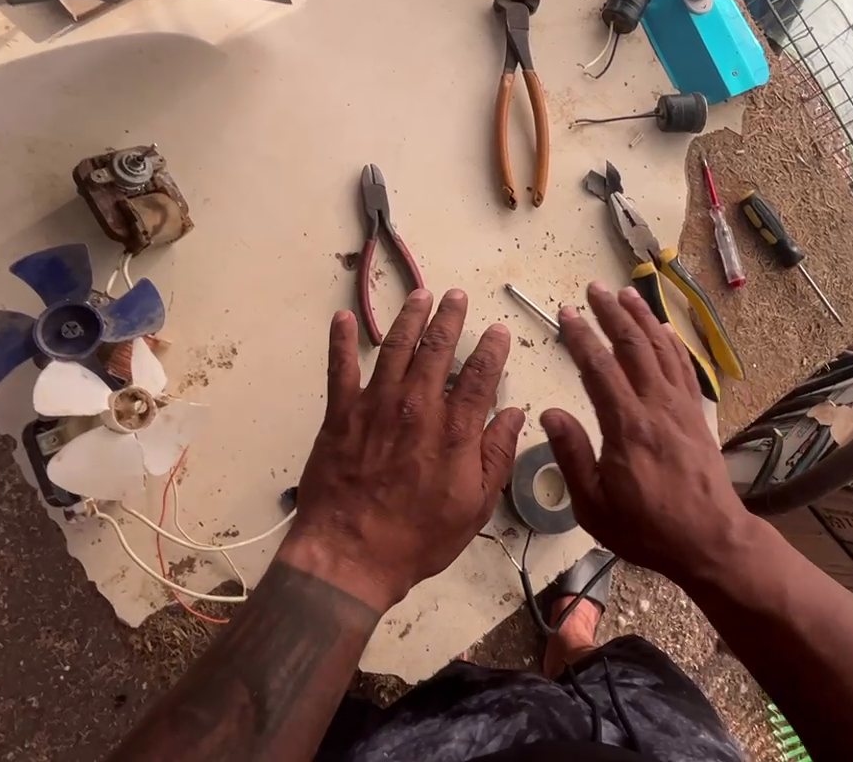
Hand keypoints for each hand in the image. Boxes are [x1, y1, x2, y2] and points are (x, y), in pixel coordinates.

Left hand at [279, 289, 524, 612]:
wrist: (350, 557)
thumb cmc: (418, 537)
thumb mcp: (476, 505)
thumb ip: (497, 455)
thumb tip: (513, 414)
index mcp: (454, 429)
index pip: (481, 373)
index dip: (492, 347)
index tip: (498, 330)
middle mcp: (416, 406)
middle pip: (437, 348)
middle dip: (450, 317)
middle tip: (456, 296)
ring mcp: (375, 405)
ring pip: (395, 347)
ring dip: (409, 317)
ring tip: (419, 295)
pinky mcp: (340, 414)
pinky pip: (339, 369)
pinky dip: (340, 341)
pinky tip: (342, 318)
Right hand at [542, 282, 767, 587]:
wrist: (711, 541)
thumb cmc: (647, 529)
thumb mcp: (594, 506)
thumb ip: (571, 456)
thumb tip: (550, 413)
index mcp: (627, 426)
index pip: (599, 368)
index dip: (581, 337)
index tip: (566, 313)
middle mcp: (656, 406)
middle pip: (633, 346)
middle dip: (611, 313)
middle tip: (594, 289)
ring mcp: (682, 407)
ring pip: (662, 349)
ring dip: (642, 317)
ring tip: (626, 293)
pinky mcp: (698, 414)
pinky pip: (685, 367)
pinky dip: (673, 342)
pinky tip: (664, 329)